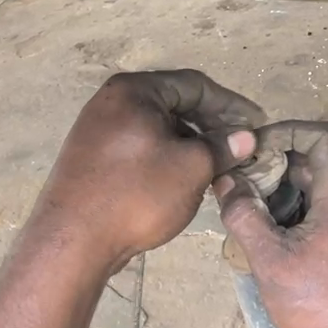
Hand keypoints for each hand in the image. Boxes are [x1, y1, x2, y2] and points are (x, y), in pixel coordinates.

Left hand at [35, 70, 262, 269]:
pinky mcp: (92, 158)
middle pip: (174, 104)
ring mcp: (97, 130)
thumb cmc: (137, 195)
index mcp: (134, 91)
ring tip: (216, 167)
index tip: (255, 124)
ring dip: (190, 144)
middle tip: (238, 147)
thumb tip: (246, 137)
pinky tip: (183, 179)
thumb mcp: (191, 168)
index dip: (231, 105)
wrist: (72, 241)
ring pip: (157, 128)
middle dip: (210, 126)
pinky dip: (167, 156)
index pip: (194, 85)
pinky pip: (140, 147)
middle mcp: (111, 102)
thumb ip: (221, 147)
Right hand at [214, 122, 327, 327]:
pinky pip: (316, 211)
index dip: (290, 130)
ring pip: (313, 189)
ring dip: (278, 191)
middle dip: (274, 165)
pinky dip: (289, 212)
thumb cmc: (314, 303)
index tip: (256, 147)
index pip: (326, 137)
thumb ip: (244, 215)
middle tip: (237, 182)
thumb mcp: (269, 258)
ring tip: (243, 208)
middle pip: (314, 162)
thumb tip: (224, 181)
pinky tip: (261, 232)